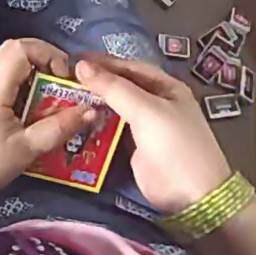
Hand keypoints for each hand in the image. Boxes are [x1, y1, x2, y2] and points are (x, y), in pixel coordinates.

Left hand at [0, 39, 99, 202]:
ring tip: (55, 98)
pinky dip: (29, 87)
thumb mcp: (27, 148)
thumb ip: (60, 127)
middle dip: (46, 61)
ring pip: (13, 65)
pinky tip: (40, 109)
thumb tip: (93, 111)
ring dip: (38, 75)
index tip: (64, 79)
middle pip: (16, 50)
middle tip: (63, 84)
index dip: (48, 54)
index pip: (20, 48)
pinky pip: (10, 81)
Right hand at [74, 55, 232, 213]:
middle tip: (65, 80)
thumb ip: (114, 88)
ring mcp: (146, 126)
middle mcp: (157, 102)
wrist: (191, 194)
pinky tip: (78, 119)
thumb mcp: (145, 110)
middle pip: (122, 86)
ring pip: (116, 107)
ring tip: (66, 97)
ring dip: (94, 102)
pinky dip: (96, 122)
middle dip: (96, 81)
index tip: (73, 60)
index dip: (103, 62)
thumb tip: (80, 65)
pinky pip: (113, 128)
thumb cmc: (174, 144)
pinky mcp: (136, 147)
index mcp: (166, 87)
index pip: (130, 67)